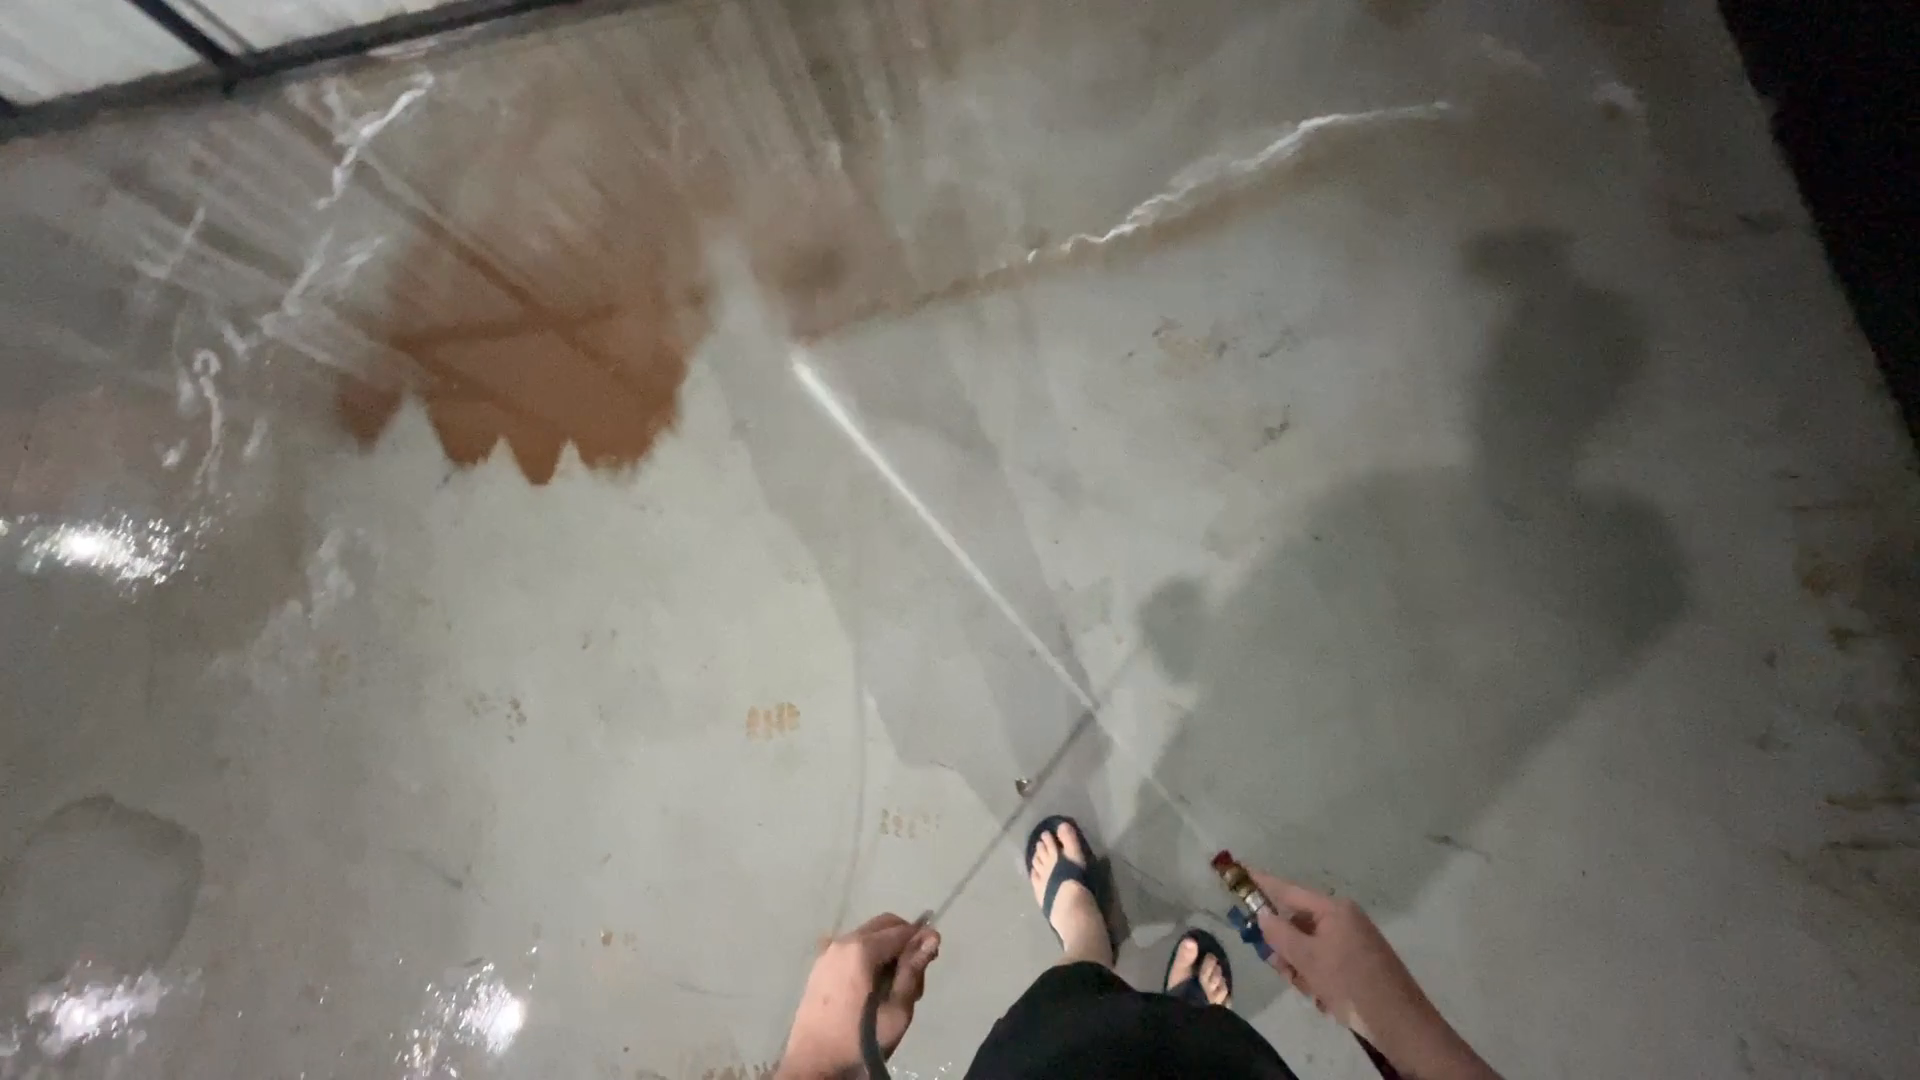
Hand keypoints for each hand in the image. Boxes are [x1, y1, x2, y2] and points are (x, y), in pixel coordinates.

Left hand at [776, 913, 940, 1079]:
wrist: (812, 1066)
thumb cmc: (859, 1040)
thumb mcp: (896, 1012)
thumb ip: (913, 971)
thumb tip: (932, 936)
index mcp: (862, 949)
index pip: (902, 930)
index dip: (921, 940)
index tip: (932, 961)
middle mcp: (844, 940)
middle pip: (884, 925)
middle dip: (904, 941)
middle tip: (913, 974)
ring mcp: (828, 952)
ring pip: (868, 935)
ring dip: (886, 949)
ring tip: (892, 986)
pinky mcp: (820, 966)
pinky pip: (851, 948)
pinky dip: (867, 956)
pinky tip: (870, 987)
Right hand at [1251, 872, 1497, 1079]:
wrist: (1406, 1029)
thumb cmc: (1354, 986)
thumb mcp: (1309, 961)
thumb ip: (1280, 935)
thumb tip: (1262, 915)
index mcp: (1334, 910)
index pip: (1287, 889)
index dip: (1260, 882)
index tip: (1236, 870)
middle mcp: (1344, 918)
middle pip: (1297, 921)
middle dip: (1285, 946)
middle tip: (1282, 968)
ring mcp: (1354, 941)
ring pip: (1309, 945)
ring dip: (1301, 967)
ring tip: (1310, 990)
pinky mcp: (1360, 962)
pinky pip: (1325, 960)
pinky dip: (1317, 976)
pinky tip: (1325, 999)